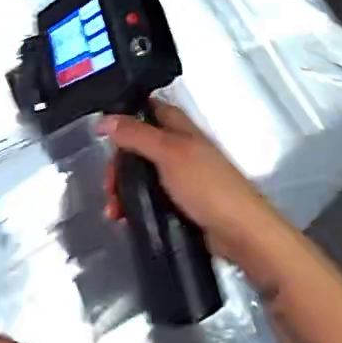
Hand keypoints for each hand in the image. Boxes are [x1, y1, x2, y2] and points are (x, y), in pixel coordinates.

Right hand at [100, 98, 286, 263]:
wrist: (240, 232)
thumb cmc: (206, 185)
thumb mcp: (168, 153)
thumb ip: (136, 135)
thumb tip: (104, 119)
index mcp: (179, 126)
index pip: (145, 109)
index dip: (123, 116)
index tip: (101, 133)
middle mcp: (179, 146)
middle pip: (138, 145)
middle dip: (118, 164)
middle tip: (108, 185)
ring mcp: (180, 175)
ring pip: (141, 173)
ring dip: (123, 189)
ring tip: (113, 211)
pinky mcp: (180, 202)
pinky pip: (149, 197)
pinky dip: (134, 205)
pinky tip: (124, 219)